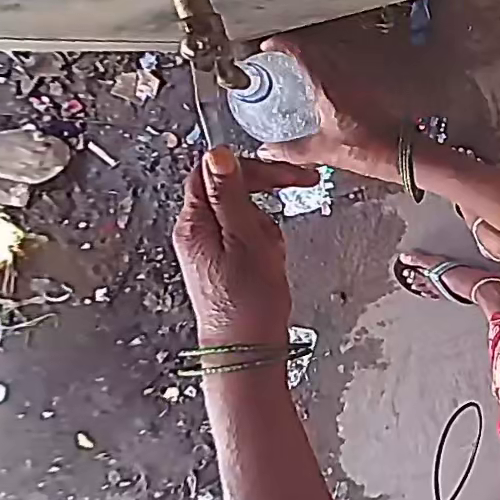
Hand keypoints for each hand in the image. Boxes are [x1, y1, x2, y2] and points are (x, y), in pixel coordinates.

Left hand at [172, 147, 319, 346]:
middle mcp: (197, 230)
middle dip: (266, 187)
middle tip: (304, 184)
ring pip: (244, 210)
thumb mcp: (245, 238)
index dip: (252, 164)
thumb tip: (218, 154)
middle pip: (229, 187)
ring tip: (275, 246)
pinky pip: (248, 233)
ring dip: (266, 219)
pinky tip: (272, 257)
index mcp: (195, 222)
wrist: (247, 346)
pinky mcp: (226, 259)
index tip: (288, 170)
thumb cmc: (247, 298)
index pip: (214, 170)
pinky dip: (265, 238)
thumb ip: (231, 195)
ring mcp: (211, 245)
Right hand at [257, 34, 400, 182]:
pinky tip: (333, 87)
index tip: (270, 46)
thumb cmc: (369, 149)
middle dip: (299, 50)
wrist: (402, 153)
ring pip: (336, 56)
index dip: (282, 44)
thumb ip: (291, 150)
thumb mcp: (323, 151)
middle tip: (284, 60)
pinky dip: (338, 70)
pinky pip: (352, 69)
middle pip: (318, 49)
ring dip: (319, 58)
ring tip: (304, 70)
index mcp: (328, 86)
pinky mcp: (376, 87)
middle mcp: (346, 76)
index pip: (301, 51)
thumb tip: (268, 150)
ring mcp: (363, 79)